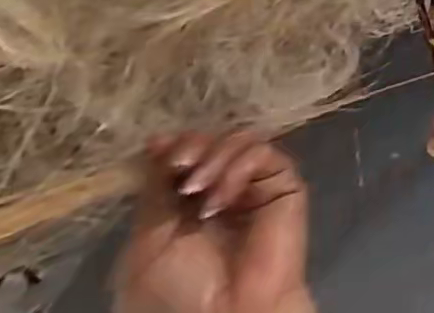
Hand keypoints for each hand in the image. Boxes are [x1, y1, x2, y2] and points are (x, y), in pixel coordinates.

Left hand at [113, 132, 313, 312]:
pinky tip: (221, 198)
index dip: (176, 145)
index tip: (159, 146)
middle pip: (214, 141)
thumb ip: (156, 190)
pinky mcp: (284, 184)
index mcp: (189, 205)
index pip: (188, 156)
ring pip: (240, 139)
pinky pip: (262, 153)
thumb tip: (156, 143)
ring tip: (197, 188)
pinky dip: (237, 167)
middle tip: (181, 163)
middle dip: (194, 146)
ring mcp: (256, 186)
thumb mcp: (149, 242)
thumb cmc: (177, 294)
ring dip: (214, 156)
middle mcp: (224, 189)